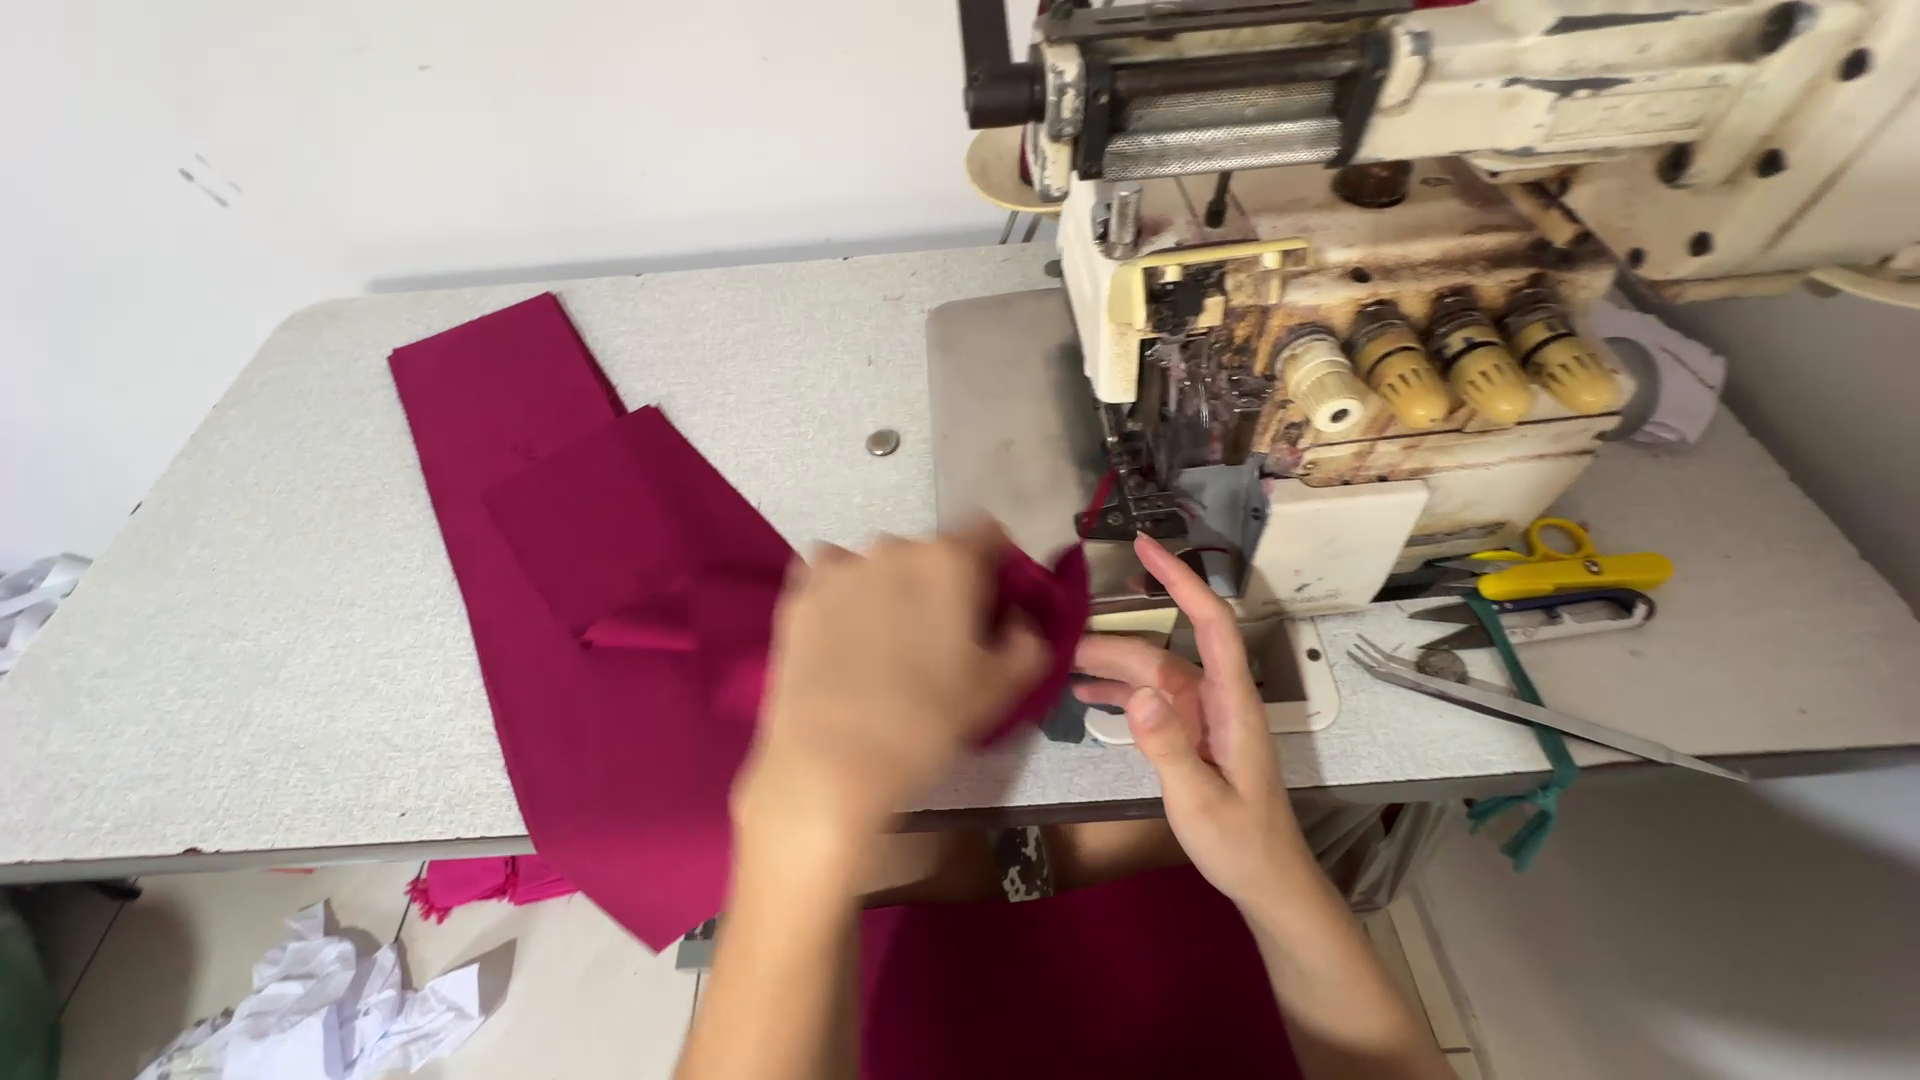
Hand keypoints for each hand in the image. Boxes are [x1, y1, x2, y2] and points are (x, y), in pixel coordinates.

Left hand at [734, 522, 1050, 867]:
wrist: (832, 762)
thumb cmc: (927, 721)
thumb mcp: (1001, 688)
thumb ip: (1028, 642)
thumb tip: (1016, 621)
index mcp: (949, 560)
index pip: (987, 532)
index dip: (995, 565)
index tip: (990, 605)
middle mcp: (894, 548)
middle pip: (931, 551)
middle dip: (941, 583)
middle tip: (939, 637)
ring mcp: (840, 567)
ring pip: (880, 563)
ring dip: (891, 587)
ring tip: (885, 643)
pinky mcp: (799, 593)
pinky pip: (830, 574)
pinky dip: (842, 592)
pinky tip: (842, 633)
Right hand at [1072, 534, 1311, 911]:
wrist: (1266, 881)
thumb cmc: (1240, 843)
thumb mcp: (1200, 800)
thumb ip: (1169, 747)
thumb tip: (1136, 693)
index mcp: (1231, 703)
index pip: (1211, 623)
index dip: (1181, 580)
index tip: (1145, 547)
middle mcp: (1217, 698)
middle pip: (1162, 652)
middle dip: (1115, 643)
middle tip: (1063, 645)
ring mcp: (1202, 715)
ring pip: (1151, 674)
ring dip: (1111, 666)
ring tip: (1064, 665)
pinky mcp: (1190, 733)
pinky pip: (1150, 700)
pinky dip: (1120, 692)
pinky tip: (1086, 692)